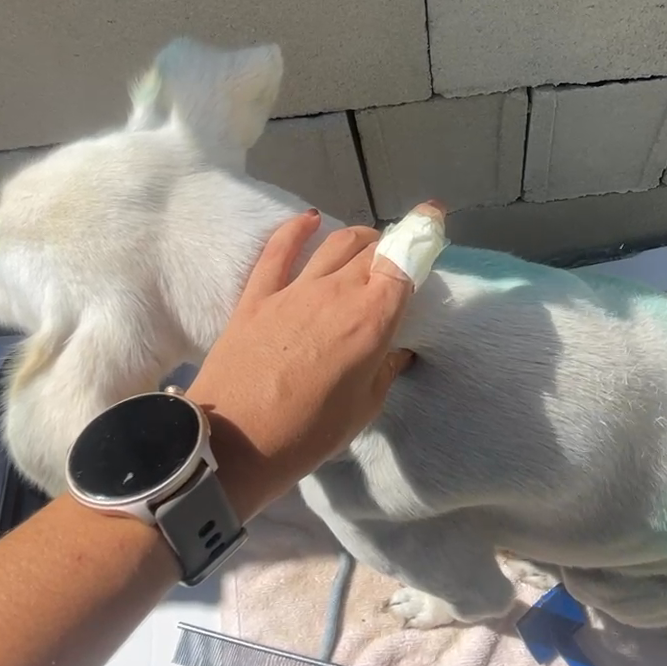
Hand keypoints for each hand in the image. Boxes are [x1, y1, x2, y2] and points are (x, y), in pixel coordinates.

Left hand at [188, 206, 426, 518]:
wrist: (233, 446)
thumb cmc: (308, 434)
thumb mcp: (364, 408)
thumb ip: (385, 370)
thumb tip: (396, 349)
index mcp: (373, 318)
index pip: (404, 262)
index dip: (422, 238)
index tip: (433, 220)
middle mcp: (338, 292)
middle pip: (373, 248)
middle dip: (392, 245)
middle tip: (396, 259)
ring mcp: (295, 289)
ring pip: (335, 242)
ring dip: (357, 236)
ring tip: (366, 243)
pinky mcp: (258, 294)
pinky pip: (279, 249)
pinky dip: (298, 228)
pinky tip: (309, 219)